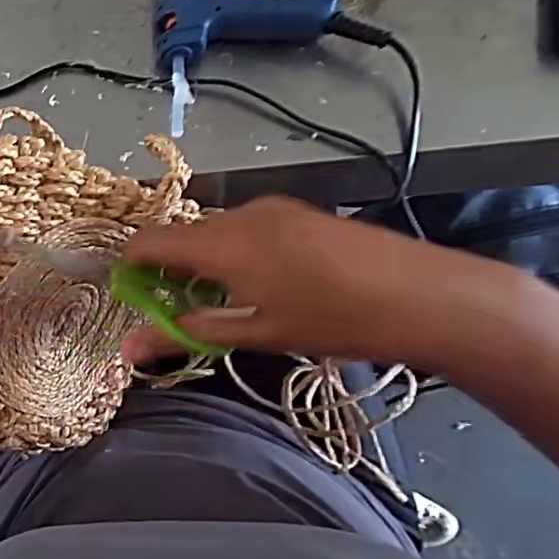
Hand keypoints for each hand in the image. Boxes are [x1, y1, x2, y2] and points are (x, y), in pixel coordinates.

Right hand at [121, 197, 528, 368]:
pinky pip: (243, 229)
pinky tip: (259, 286)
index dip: (131, 269)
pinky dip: (230, 255)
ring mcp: (274, 209)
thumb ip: (185, 335)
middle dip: (168, 273)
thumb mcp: (255, 334)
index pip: (149, 241)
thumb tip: (127, 349)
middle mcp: (242, 214)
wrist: (430, 296)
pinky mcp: (298, 213)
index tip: (132, 300)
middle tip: (178, 315)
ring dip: (201, 266)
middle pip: (181, 236)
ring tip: (224, 306)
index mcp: (224, 242)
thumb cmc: (336, 320)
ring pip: (213, 233)